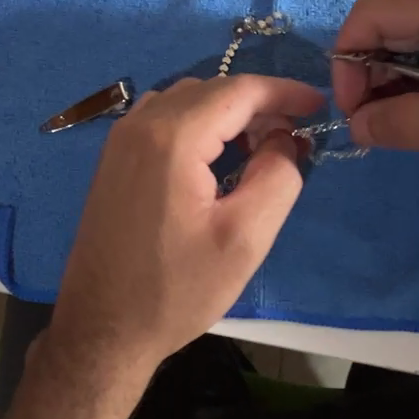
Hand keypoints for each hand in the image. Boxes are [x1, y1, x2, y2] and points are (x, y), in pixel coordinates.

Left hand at [49, 75, 324, 378]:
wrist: (101, 327)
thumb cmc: (176, 288)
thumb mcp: (244, 239)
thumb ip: (277, 177)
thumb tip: (284, 140)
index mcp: (171, 136)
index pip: (238, 90)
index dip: (283, 92)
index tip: (317, 105)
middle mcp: (140, 123)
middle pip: (211, 90)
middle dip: (258, 104)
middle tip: (294, 134)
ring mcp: (120, 139)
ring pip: (187, 100)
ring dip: (227, 112)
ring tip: (261, 144)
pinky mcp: (114, 158)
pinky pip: (164, 118)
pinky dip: (199, 123)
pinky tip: (217, 155)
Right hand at [331, 0, 418, 171]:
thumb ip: (408, 123)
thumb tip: (357, 127)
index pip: (371, 15)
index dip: (348, 62)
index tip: (356, 113)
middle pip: (390, 25)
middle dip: (372, 75)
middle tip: (380, 125)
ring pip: (415, 40)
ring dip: (399, 82)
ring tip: (409, 124)